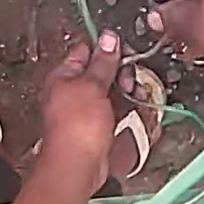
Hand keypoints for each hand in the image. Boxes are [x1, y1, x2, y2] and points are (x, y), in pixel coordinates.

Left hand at [37, 30, 122, 192]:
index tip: (125, 50)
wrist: (78, 165)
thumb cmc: (77, 126)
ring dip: (127, 91)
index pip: (86, 52)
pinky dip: (128, 108)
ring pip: (112, 92)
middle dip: (120, 72)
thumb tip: (108, 38)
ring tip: (136, 94)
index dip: (106, 48)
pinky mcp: (99, 128)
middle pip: (101, 73)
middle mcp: (74, 93)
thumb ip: (102, 62)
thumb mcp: (91, 86)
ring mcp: (87, 112)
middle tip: (130, 78)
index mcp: (64, 77)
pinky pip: (116, 111)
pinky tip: (138, 107)